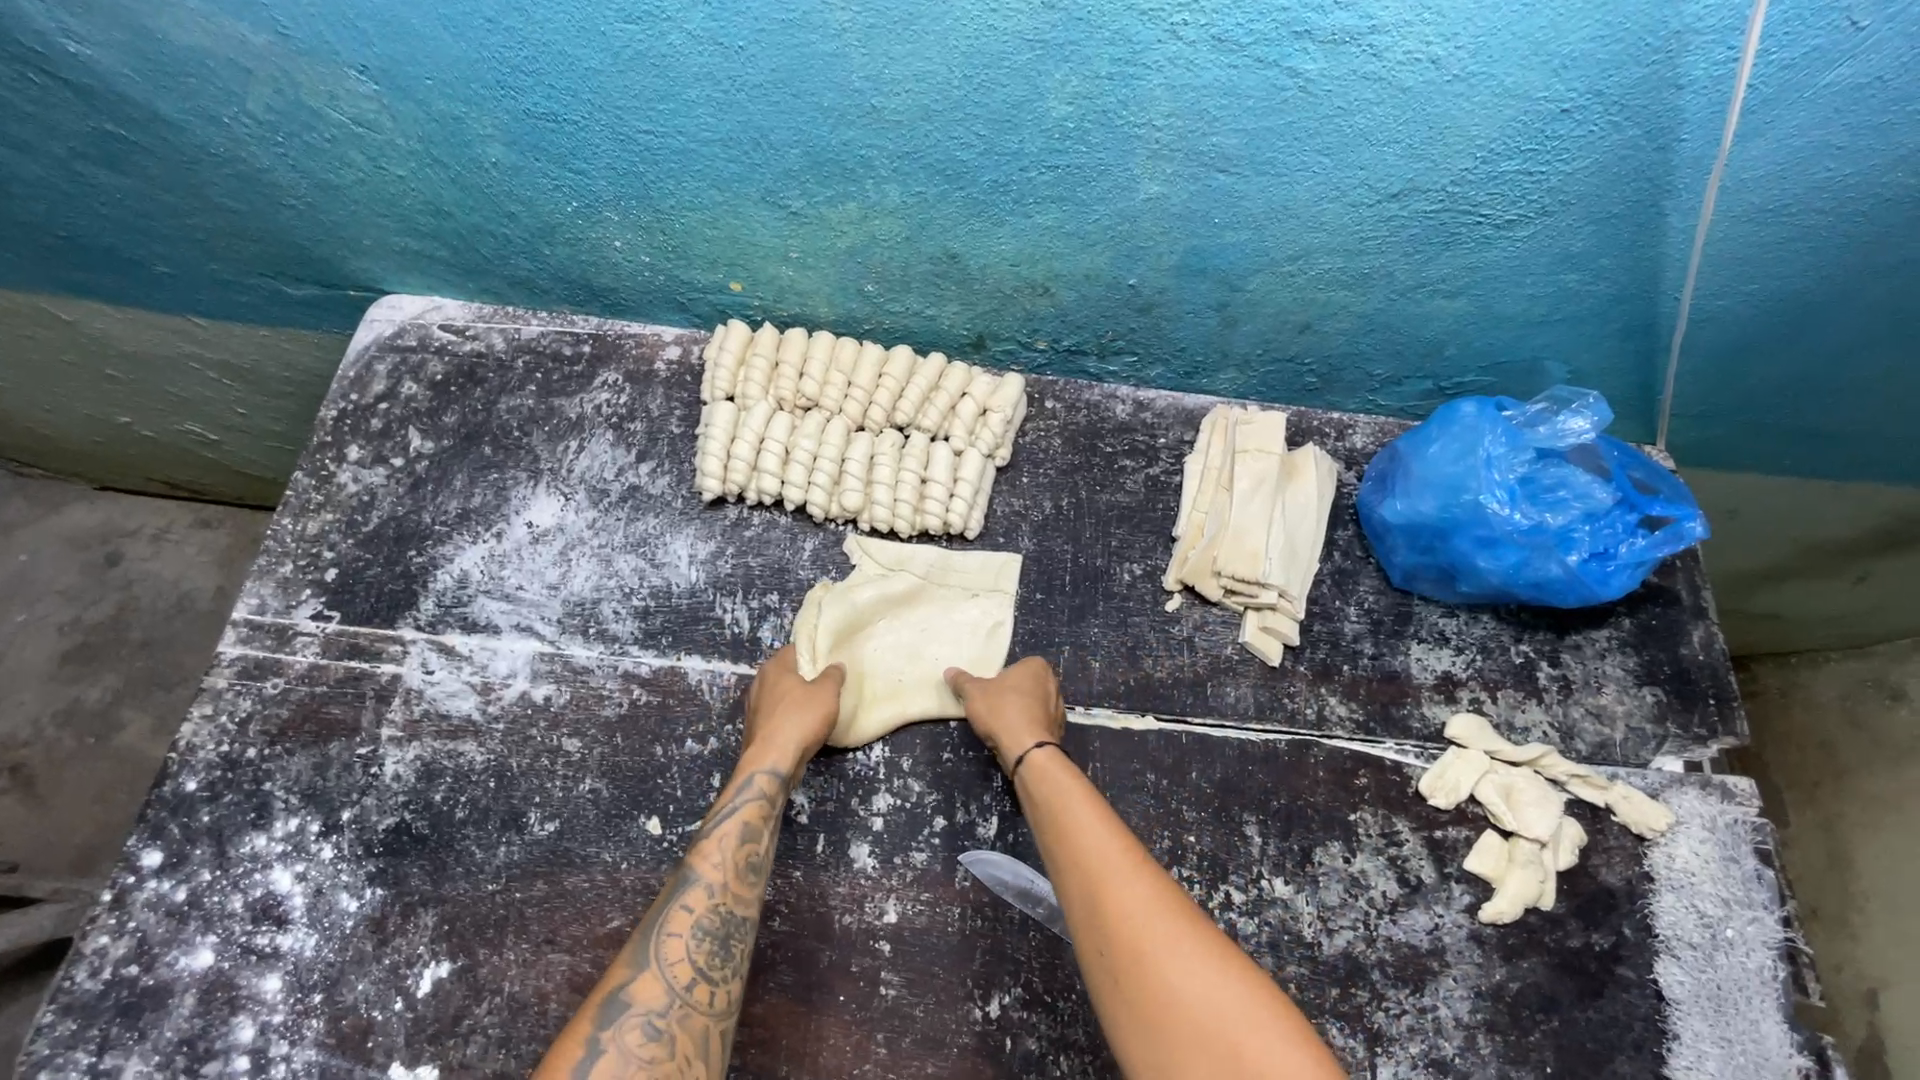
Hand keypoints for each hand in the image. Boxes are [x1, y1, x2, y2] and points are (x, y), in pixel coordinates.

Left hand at [742, 646, 844, 773]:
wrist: (772, 762)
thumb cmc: (800, 720)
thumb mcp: (827, 694)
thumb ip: (833, 675)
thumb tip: (836, 666)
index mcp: (774, 667)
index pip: (793, 649)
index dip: (811, 652)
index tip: (827, 661)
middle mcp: (759, 682)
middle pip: (785, 672)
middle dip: (803, 676)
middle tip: (825, 683)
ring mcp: (753, 706)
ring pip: (779, 695)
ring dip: (794, 698)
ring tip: (815, 705)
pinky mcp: (754, 728)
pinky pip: (775, 715)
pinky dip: (787, 716)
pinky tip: (801, 726)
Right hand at [945, 656, 1065, 775]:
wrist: (1027, 750)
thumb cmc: (1001, 712)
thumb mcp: (973, 693)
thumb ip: (962, 681)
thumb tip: (950, 671)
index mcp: (1036, 666)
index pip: (1015, 667)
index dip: (1001, 679)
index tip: (989, 692)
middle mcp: (1053, 682)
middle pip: (1025, 686)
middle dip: (1012, 695)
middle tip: (993, 708)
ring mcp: (1060, 707)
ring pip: (1034, 706)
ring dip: (1021, 713)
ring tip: (1002, 726)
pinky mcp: (1060, 729)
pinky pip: (1040, 724)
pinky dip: (1029, 729)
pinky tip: (1015, 737)